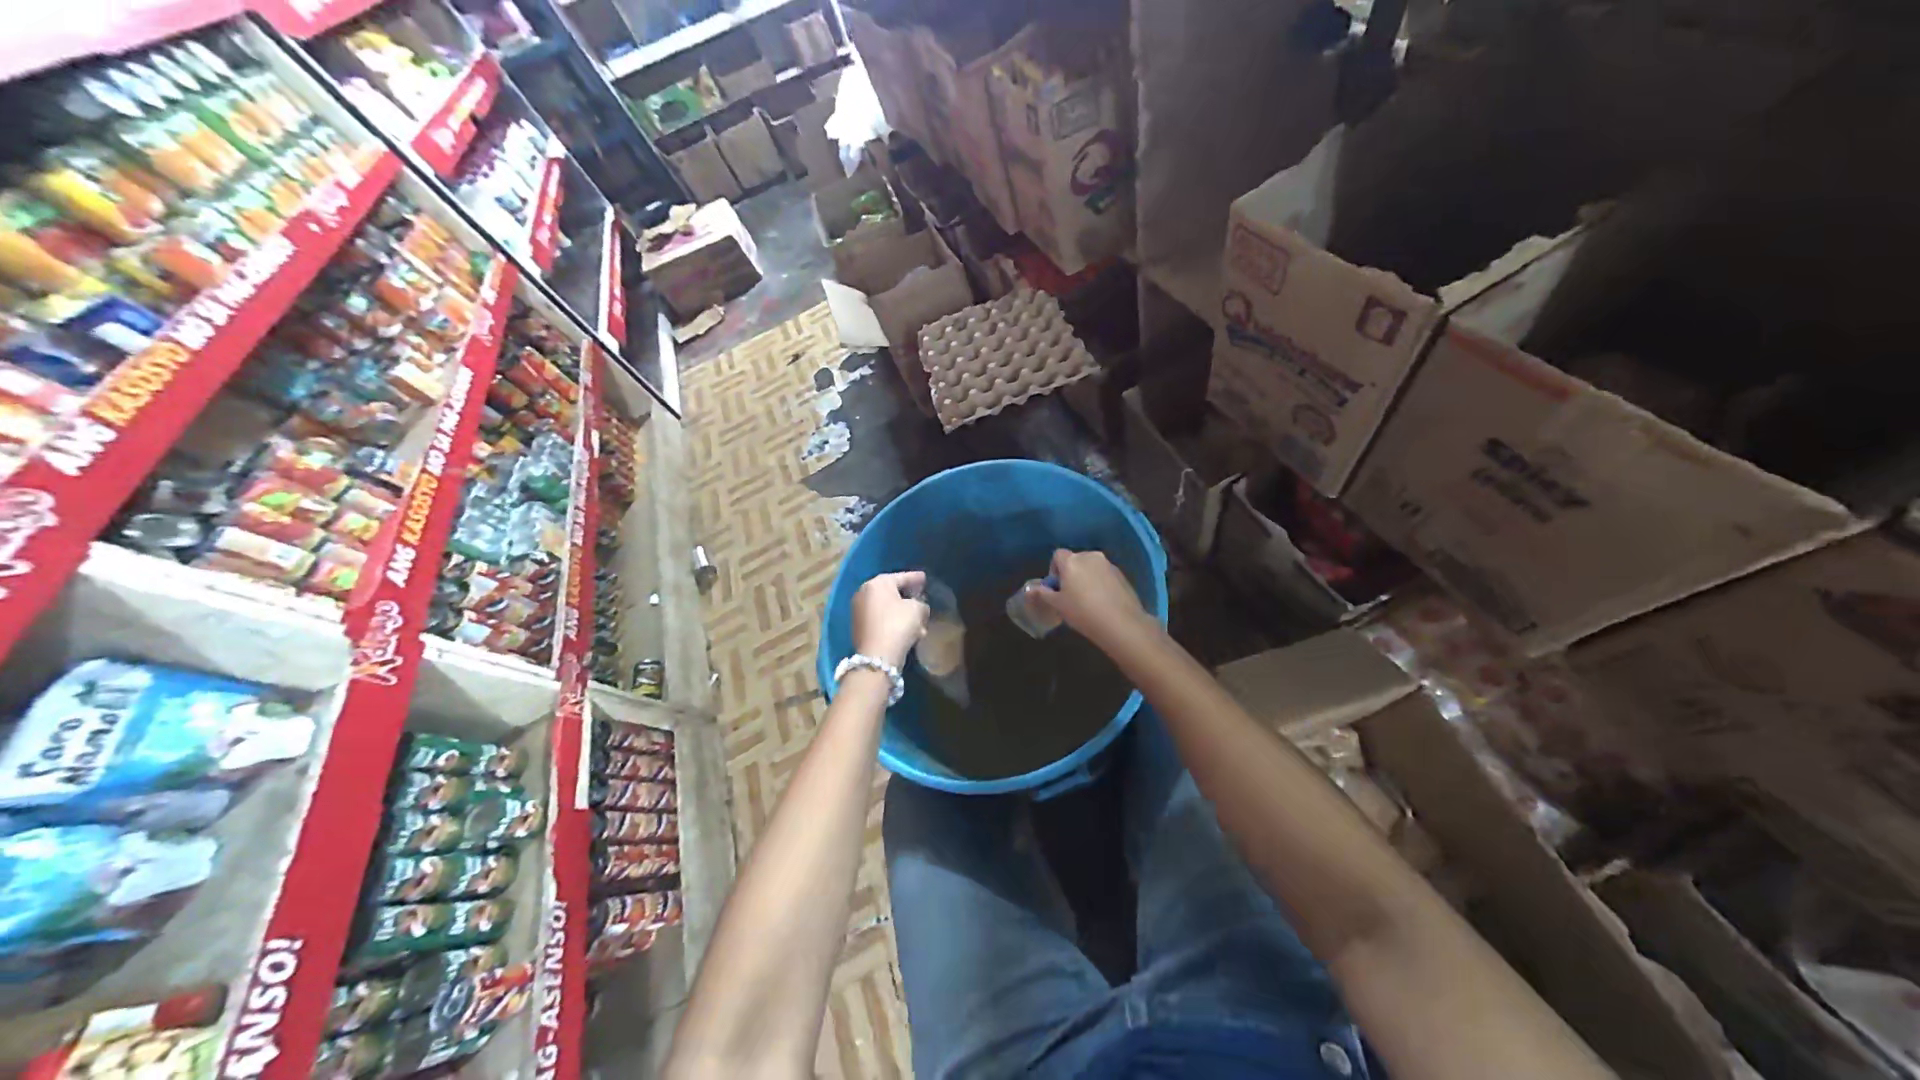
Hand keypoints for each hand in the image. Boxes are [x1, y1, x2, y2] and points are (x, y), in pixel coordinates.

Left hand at [852, 571, 929, 668]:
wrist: (876, 657)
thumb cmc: (898, 625)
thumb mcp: (917, 610)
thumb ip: (920, 603)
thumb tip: (918, 606)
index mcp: (877, 583)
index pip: (900, 577)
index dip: (915, 578)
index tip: (924, 578)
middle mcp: (864, 593)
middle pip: (891, 592)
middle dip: (908, 596)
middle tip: (920, 598)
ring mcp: (859, 611)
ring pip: (887, 608)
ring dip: (902, 613)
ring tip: (919, 622)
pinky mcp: (859, 628)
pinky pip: (881, 620)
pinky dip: (893, 623)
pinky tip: (908, 632)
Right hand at [1029, 550, 1157, 649]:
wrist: (1121, 623)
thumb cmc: (1083, 612)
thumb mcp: (1058, 605)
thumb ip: (1043, 593)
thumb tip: (1031, 589)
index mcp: (1072, 561)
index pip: (1057, 555)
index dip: (1054, 570)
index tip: (1056, 588)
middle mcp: (1090, 556)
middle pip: (1076, 560)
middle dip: (1071, 573)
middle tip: (1070, 595)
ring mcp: (1109, 565)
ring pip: (1092, 567)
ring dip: (1087, 578)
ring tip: (1088, 600)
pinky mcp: (1122, 575)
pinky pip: (1105, 575)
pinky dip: (1101, 583)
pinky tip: (1103, 602)